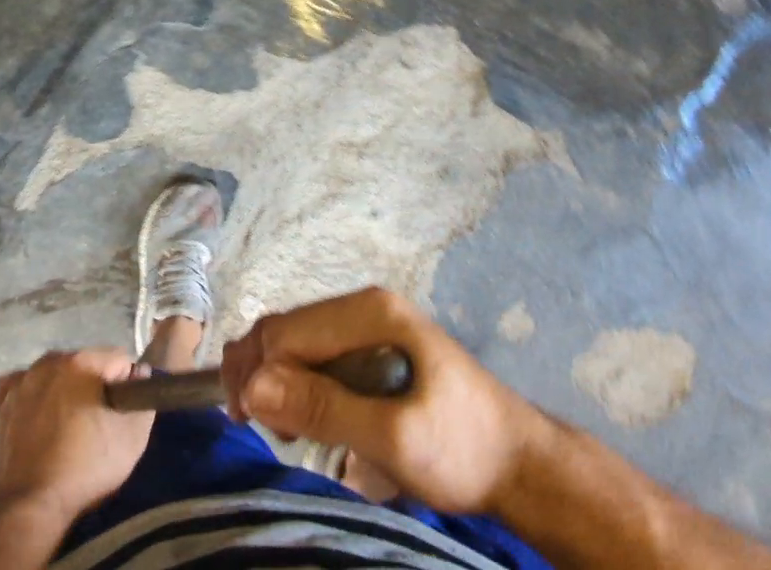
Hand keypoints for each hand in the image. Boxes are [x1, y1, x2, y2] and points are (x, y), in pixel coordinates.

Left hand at [0, 348, 153, 519]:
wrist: (31, 504)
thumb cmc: (86, 467)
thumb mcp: (132, 438)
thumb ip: (144, 398)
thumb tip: (140, 374)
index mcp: (81, 362)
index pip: (119, 360)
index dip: (128, 384)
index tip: (126, 411)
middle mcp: (49, 362)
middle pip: (86, 364)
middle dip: (96, 385)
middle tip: (100, 423)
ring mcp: (22, 380)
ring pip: (56, 374)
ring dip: (67, 390)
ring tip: (70, 427)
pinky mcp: (2, 402)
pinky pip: (27, 386)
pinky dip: (37, 396)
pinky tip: (41, 418)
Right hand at [221, 287, 554, 514]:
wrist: (521, 465)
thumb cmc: (462, 450)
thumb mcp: (393, 438)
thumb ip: (324, 408)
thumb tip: (253, 385)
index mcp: (371, 313)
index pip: (285, 331)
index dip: (257, 374)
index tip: (250, 424)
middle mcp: (364, 306)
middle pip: (284, 329)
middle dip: (259, 374)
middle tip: (258, 428)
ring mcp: (367, 325)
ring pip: (294, 342)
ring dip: (274, 381)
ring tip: (281, 429)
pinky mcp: (369, 348)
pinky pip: (313, 356)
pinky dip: (294, 384)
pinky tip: (302, 417)